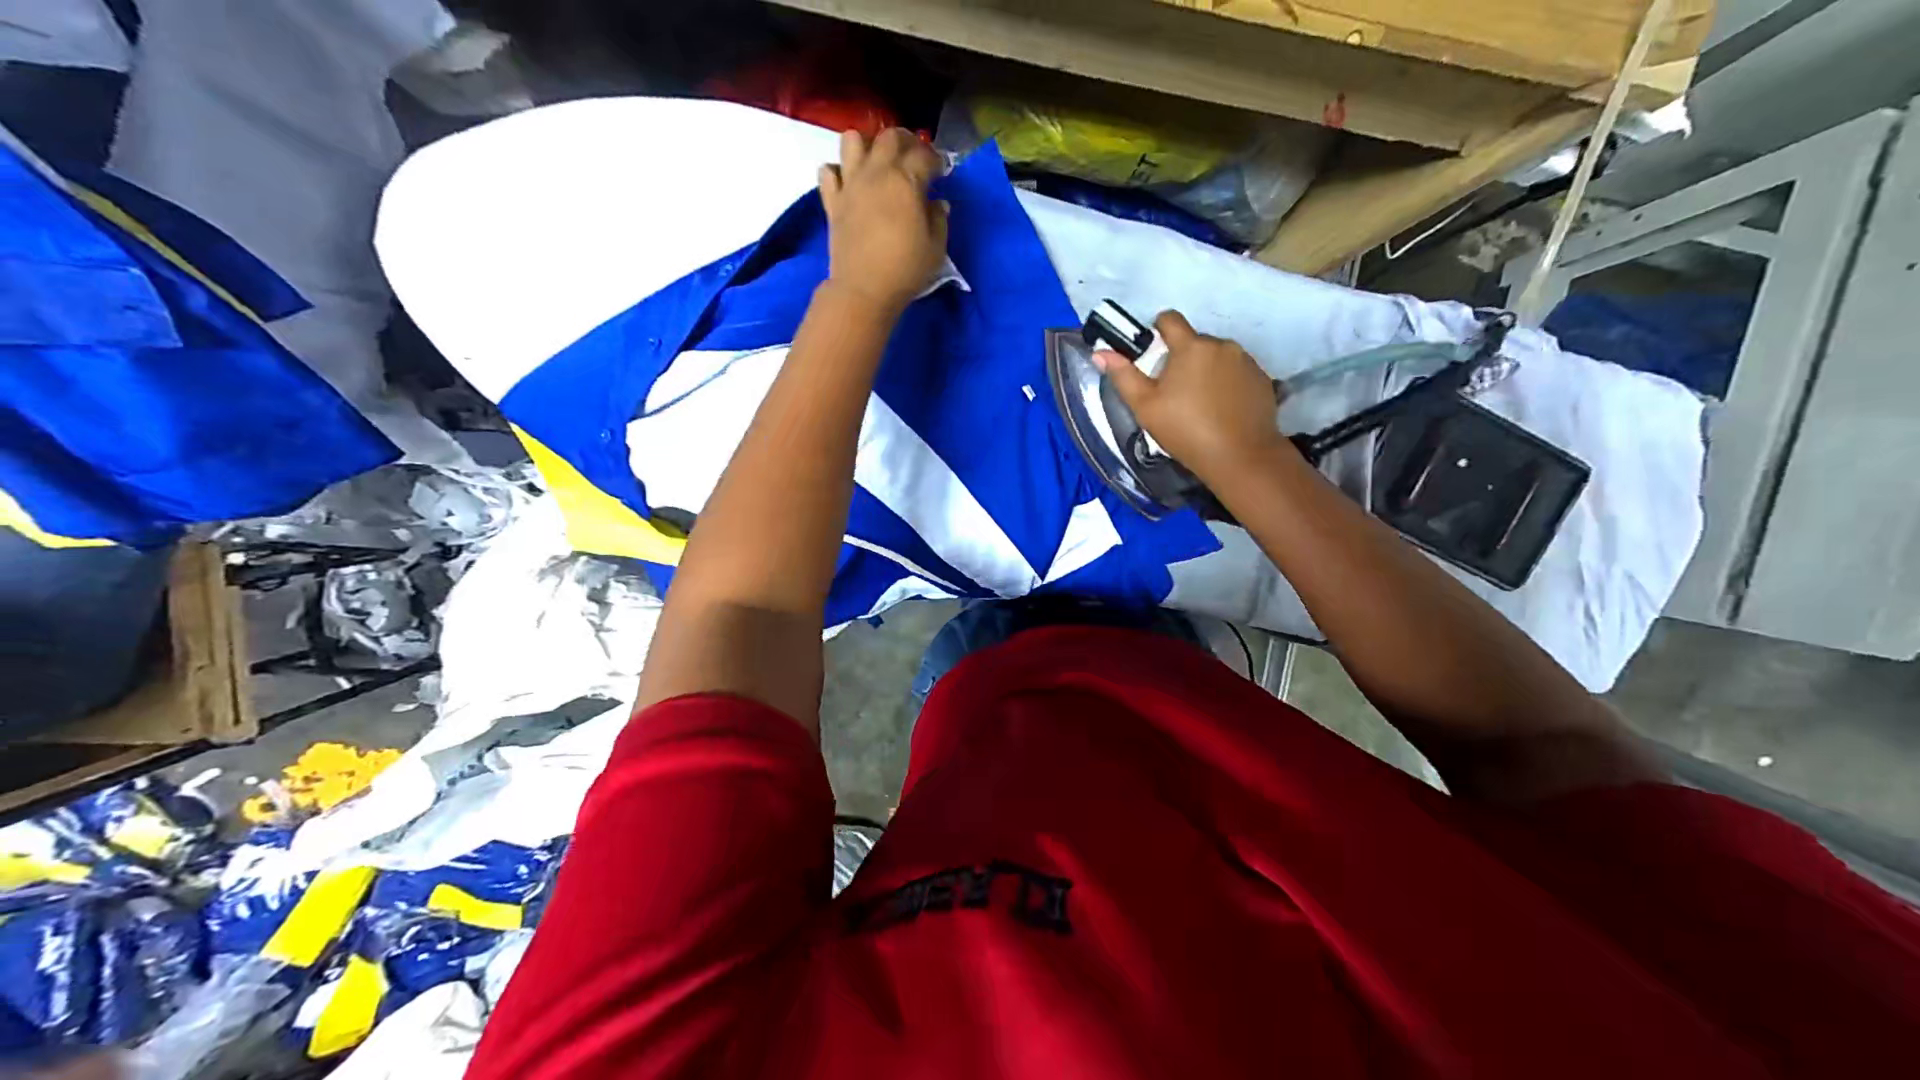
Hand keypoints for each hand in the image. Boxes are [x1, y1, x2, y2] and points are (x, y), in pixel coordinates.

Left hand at [817, 128, 948, 314]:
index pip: (923, 154)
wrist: (863, 290)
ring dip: (866, 144)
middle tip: (912, 156)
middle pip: (889, 137)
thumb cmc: (905, 270)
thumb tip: (937, 203)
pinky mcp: (832, 201)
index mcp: (906, 180)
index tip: (941, 171)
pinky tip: (848, 182)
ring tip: (876, 161)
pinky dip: (837, 171)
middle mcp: (876, 172)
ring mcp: (850, 184)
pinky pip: (828, 172)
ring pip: (852, 140)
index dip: (935, 159)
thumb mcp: (936, 248)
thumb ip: (938, 220)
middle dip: (905, 141)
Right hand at [1094, 311, 1290, 485]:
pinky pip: (1237, 372)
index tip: (1153, 353)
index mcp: (1191, 347)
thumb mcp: (1145, 407)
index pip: (1170, 319)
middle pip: (1195, 342)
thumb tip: (1100, 353)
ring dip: (1207, 370)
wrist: (1240, 456)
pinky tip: (1222, 409)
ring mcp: (1246, 361)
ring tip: (1201, 403)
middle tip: (1174, 392)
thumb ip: (1123, 376)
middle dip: (1183, 358)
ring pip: (1218, 357)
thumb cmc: (1186, 430)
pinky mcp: (1262, 379)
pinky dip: (1227, 384)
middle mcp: (1222, 345)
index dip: (1158, 330)